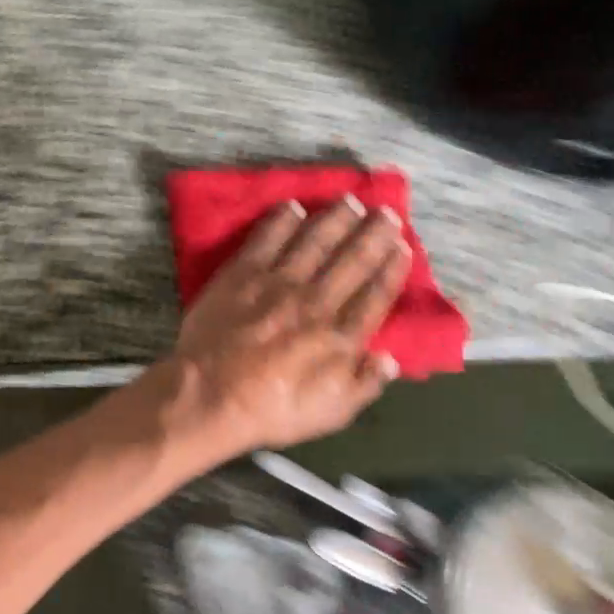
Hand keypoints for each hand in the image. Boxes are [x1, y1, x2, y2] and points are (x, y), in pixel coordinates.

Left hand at [171, 199, 408, 451]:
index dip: (392, 267)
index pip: (376, 294)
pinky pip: (265, 240)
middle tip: (386, 212)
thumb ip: (364, 383)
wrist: (210, 394)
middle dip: (372, 233)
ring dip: (334, 219)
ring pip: (313, 242)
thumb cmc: (272, 410)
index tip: (402, 246)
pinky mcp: (240, 275)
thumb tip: (390, 358)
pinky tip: (294, 207)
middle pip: (351, 260)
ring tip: (351, 201)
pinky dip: (282, 221)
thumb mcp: (332, 412)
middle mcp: (315, 303)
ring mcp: (276, 285)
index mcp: (342, 337)